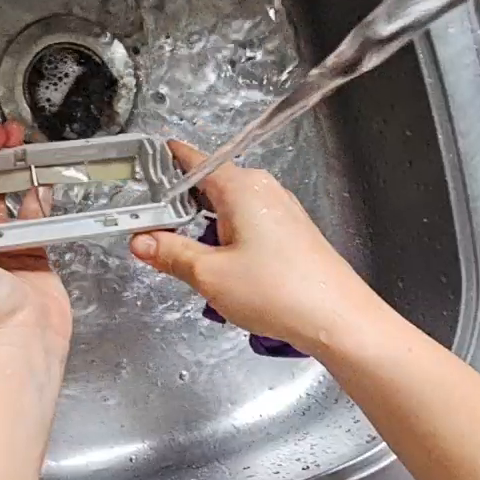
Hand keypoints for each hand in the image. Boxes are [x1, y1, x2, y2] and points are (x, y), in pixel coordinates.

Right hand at [129, 140, 383, 355]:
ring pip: (225, 211)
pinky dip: (225, 242)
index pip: (194, 160)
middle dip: (179, 210)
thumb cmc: (280, 292)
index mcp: (241, 187)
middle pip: (208, 187)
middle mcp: (262, 190)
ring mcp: (278, 210)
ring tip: (191, 263)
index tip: (142, 170)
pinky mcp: (288, 233)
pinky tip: (222, 270)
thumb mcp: (209, 274)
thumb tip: (141, 241)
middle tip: (154, 235)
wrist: (337, 319)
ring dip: (203, 232)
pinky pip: (245, 226)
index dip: (165, 164)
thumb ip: (170, 253)